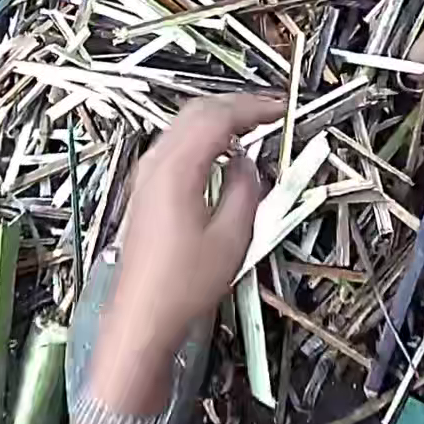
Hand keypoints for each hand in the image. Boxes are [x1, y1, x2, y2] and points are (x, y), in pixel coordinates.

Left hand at [105, 94, 282, 358]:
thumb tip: (249, 164)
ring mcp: (147, 174)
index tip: (280, 109)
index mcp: (177, 169)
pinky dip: (205, 135)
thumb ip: (246, 188)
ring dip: (220, 117)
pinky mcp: (147, 187)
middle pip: (198, 111)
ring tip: (252, 125)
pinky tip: (223, 150)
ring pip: (185, 123)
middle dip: (237, 105)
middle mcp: (157, 164)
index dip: (254, 108)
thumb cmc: (181, 286)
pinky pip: (178, 143)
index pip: (218, 117)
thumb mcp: (232, 236)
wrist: (143, 318)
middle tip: (270, 111)